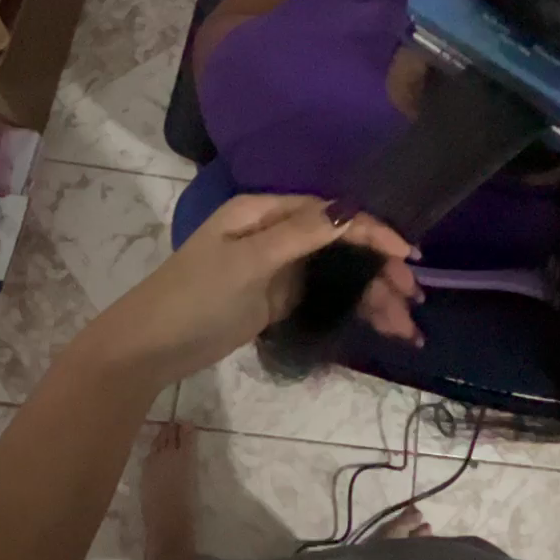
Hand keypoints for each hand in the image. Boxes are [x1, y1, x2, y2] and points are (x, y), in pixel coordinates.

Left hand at [72, 196, 414, 387]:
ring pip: (339, 274)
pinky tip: (381, 326)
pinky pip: (327, 297)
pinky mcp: (281, 298)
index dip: (372, 229)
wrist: (149, 349)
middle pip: (342, 244)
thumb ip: (301, 235)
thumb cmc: (194, 296)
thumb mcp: (247, 261)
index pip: (331, 212)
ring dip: (372, 296)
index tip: (407, 254)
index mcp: (266, 211)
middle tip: (411, 299)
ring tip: (405, 326)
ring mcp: (281, 267)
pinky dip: (354, 309)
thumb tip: (353, 210)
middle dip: (379, 269)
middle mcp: (278, 233)